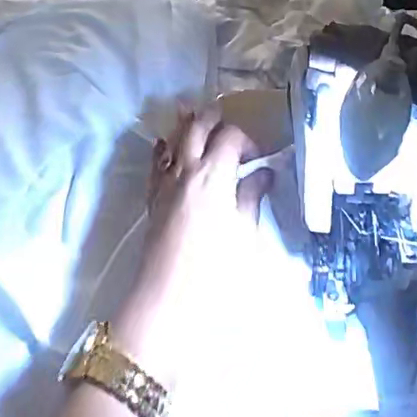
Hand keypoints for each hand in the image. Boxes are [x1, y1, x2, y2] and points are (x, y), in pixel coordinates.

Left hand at [110, 109, 272, 387]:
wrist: (166, 300)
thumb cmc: (214, 269)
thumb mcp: (244, 231)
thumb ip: (252, 196)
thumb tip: (264, 173)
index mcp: (214, 175)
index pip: (230, 137)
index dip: (247, 139)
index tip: (258, 155)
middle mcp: (186, 170)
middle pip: (197, 127)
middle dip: (214, 118)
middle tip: (228, 119)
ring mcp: (165, 183)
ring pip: (174, 139)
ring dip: (187, 125)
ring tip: (198, 117)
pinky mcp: (153, 198)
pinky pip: (157, 162)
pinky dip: (165, 148)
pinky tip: (169, 147)